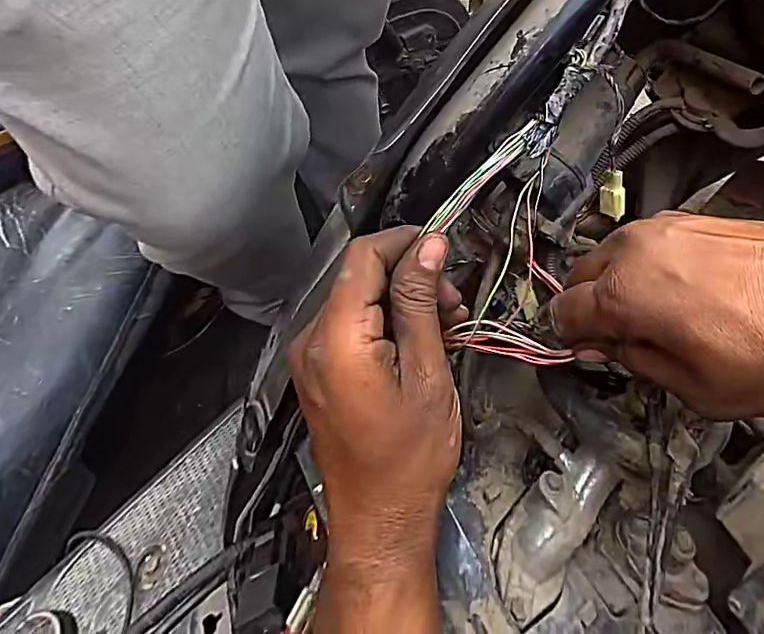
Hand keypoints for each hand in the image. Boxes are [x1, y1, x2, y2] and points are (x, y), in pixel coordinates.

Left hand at [289, 227, 462, 568]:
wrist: (378, 522)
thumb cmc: (407, 461)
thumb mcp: (426, 372)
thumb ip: (421, 301)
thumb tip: (429, 247)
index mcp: (336, 338)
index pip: (363, 256)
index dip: (403, 241)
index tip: (440, 246)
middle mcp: (312, 340)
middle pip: (360, 274)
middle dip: (409, 273)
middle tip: (452, 296)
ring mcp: (312, 354)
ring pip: (360, 296)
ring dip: (402, 297)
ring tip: (445, 319)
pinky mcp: (320, 367)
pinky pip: (353, 322)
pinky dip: (387, 319)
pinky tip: (422, 334)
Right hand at [549, 213, 763, 417]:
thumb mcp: (701, 389)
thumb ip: (637, 363)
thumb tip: (605, 348)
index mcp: (624, 293)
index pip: (565, 311)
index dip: (569, 337)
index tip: (586, 351)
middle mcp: (632, 249)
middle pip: (579, 277)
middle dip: (588, 308)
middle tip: (620, 340)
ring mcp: (660, 227)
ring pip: (609, 255)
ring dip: (615, 284)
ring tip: (655, 317)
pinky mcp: (686, 219)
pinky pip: (642, 244)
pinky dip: (643, 267)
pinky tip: (681, 293)